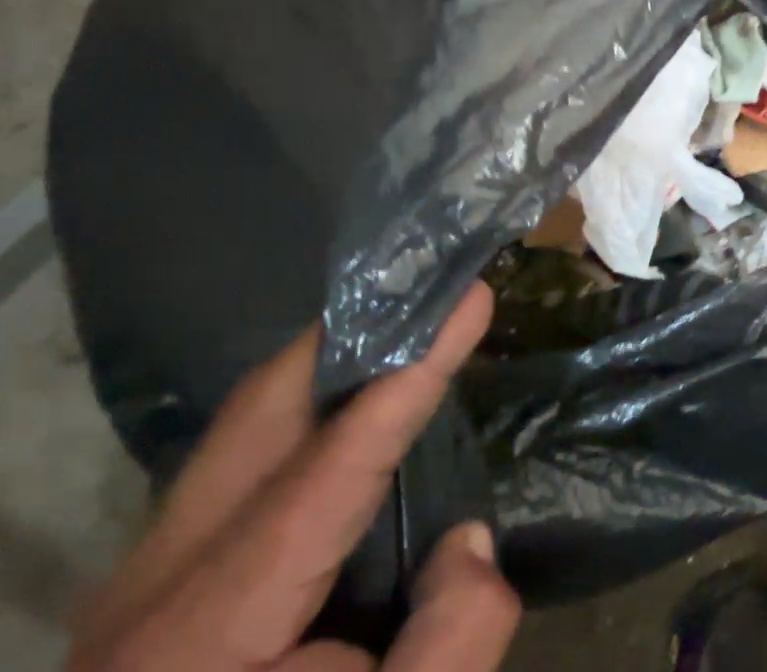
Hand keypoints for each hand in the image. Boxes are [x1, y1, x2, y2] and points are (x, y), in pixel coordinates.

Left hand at [69, 283, 519, 671]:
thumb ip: (456, 634)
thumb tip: (466, 540)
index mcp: (210, 624)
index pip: (328, 469)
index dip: (406, 379)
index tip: (467, 302)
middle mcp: (156, 582)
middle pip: (257, 416)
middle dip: (349, 338)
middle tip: (432, 285)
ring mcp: (147, 580)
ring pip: (245, 432)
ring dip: (334, 369)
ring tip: (415, 328)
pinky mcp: (162, 588)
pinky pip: (248, 465)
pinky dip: (315, 416)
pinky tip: (368, 410)